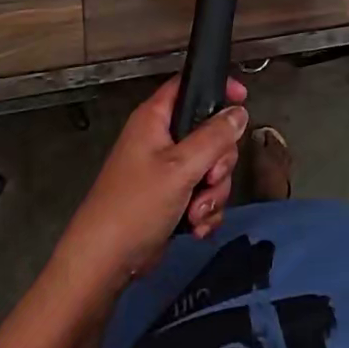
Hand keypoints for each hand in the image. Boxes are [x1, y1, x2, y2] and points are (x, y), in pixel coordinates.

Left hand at [51, 75, 249, 287]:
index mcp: (155, 119)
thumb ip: (214, 137)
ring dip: (211, 193)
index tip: (242, 100)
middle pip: (210, 133)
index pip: (188, 85)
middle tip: (209, 178)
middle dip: (218, 163)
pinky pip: (202, 194)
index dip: (216, 88)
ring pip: (210, 168)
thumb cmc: (137, 205)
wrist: (106, 262)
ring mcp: (166, 170)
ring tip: (195, 213)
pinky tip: (195, 227)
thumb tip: (239, 113)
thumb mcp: (181, 167)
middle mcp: (161, 139)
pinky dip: (204, 211)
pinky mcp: (171, 198)